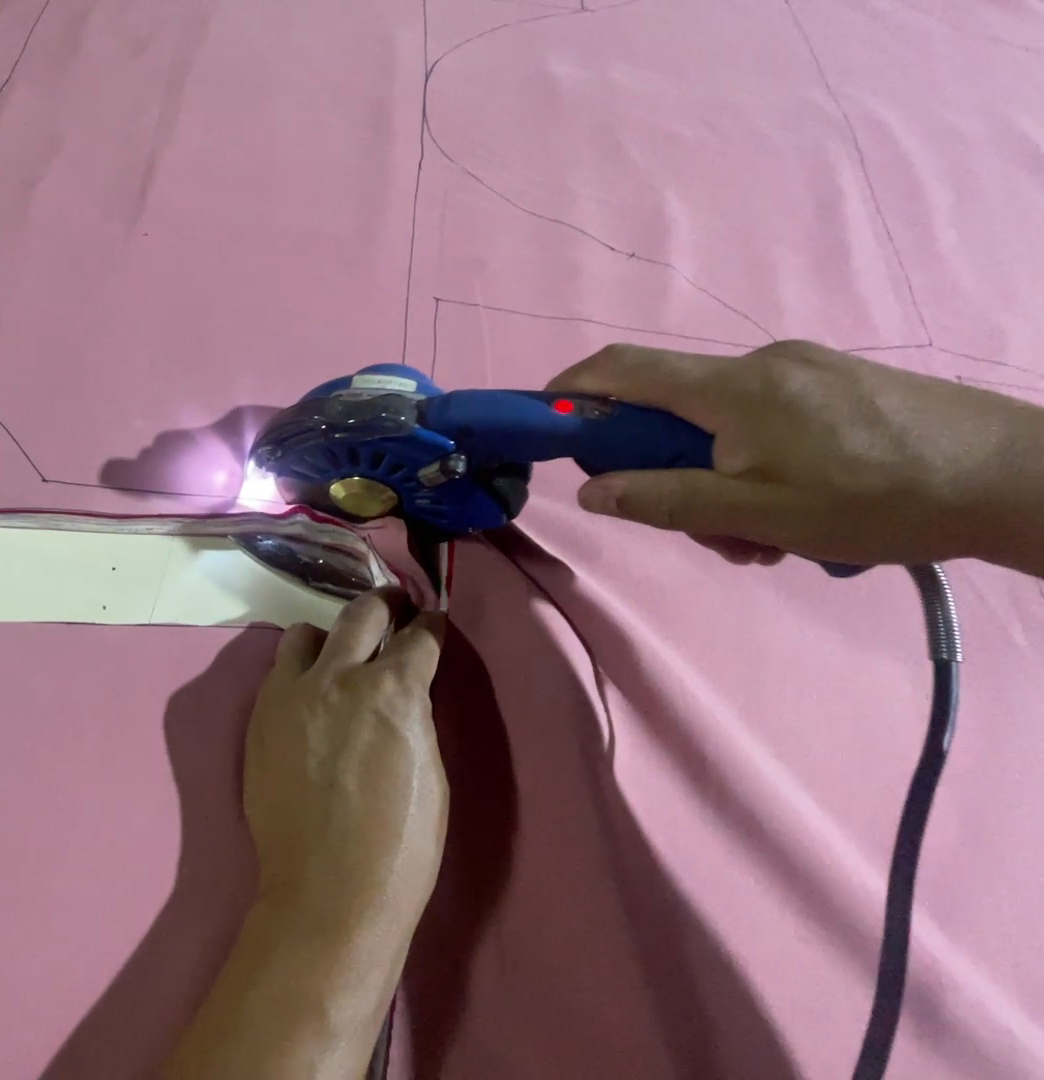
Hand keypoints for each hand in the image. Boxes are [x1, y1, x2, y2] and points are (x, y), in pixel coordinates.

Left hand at [163, 590, 446, 1079]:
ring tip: (337, 656)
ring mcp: (289, 693)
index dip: (430, 626)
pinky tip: (307, 696)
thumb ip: (412, 716)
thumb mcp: (428, 770)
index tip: (431, 620)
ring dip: (328, 638)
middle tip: (392, 610)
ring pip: (304, 634)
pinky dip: (297, 673)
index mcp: (392, 691)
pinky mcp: (258, 715)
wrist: (327, 887)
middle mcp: (337, 677)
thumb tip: (403, 691)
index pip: (418, 637)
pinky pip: (277, 673)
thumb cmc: (400, 844)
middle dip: (383, 607)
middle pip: (360, 614)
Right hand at [547, 339, 1043, 568]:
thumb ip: (663, 500)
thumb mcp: (756, 514)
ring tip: (757, 535)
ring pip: (716, 423)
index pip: (622, 369)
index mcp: (732, 388)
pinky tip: (789, 510)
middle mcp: (760, 365)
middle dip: (658, 465)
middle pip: (668, 407)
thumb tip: (589, 491)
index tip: (542, 423)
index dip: (570, 390)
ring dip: (711, 478)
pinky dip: (749, 465)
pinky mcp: (837, 385)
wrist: (1029, 479)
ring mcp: (803, 371)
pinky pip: (760, 422)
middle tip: (690, 521)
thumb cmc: (880, 498)